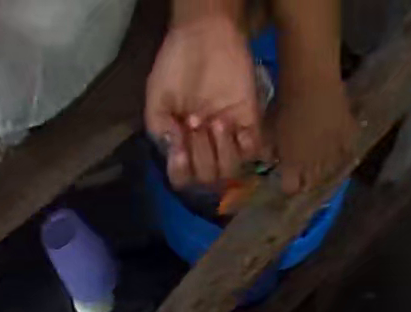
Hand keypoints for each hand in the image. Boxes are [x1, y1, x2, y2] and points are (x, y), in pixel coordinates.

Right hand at [146, 13, 262, 188]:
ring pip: (231, 170)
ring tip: (217, 121)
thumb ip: (160, 129)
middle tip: (196, 122)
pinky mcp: (250, 122)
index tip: (179, 148)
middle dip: (202, 156)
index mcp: (182, 147)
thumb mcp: (157, 98)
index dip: (181, 172)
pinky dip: (245, 145)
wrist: (203, 32)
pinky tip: (233, 124)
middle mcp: (206, 148)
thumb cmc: (176, 65)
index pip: (183, 179)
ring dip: (223, 151)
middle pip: (208, 178)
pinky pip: (254, 151)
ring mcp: (229, 137)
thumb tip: (173, 150)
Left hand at [271, 72, 354, 193]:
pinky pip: (347, 150)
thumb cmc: (283, 104)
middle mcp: (313, 166)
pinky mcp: (348, 136)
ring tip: (320, 157)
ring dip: (324, 166)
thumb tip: (270, 159)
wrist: (310, 80)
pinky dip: (342, 149)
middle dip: (306, 178)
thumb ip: (269, 150)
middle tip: (303, 168)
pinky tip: (337, 144)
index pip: (291, 188)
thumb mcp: (269, 130)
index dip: (288, 184)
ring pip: (329, 170)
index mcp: (292, 167)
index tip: (287, 177)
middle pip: (311, 182)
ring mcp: (332, 152)